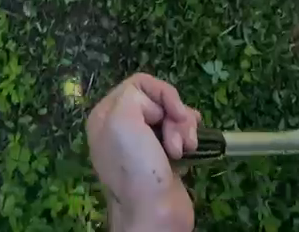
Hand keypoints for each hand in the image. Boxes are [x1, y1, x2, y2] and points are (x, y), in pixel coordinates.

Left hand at [86, 74, 198, 231]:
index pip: (139, 84)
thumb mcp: (122, 118)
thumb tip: (157, 110)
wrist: (155, 215)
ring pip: (172, 115)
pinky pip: (180, 132)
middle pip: (158, 99)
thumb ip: (134, 95)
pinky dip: (189, 135)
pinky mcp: (164, 156)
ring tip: (185, 149)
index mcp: (106, 115)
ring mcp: (144, 143)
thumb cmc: (135, 166)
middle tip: (179, 137)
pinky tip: (192, 148)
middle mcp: (122, 126)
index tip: (170, 113)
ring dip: (184, 127)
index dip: (159, 93)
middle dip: (174, 113)